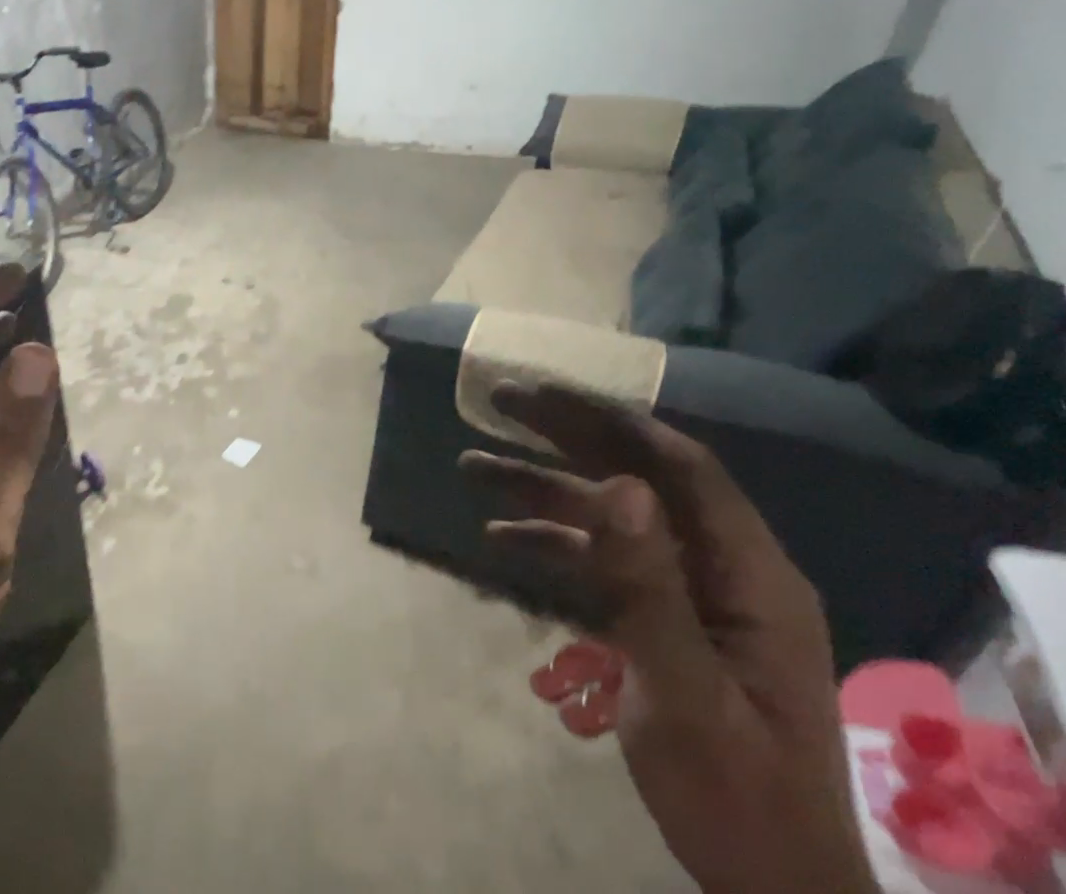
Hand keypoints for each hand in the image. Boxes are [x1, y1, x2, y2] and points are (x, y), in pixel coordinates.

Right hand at [459, 384, 877, 893]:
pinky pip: (607, 567)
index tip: (536, 394)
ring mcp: (698, 599)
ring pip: (615, 522)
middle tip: (497, 403)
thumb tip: (618, 488)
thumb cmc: (734, 789)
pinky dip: (555, 546)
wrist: (769, 877)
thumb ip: (649, 589)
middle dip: (568, 437)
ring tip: (471, 467)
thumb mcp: (685, 693)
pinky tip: (501, 538)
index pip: (678, 467)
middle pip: (641, 481)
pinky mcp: (669, 626)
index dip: (607, 419)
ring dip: (547, 493)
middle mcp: (727, 570)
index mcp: (751, 576)